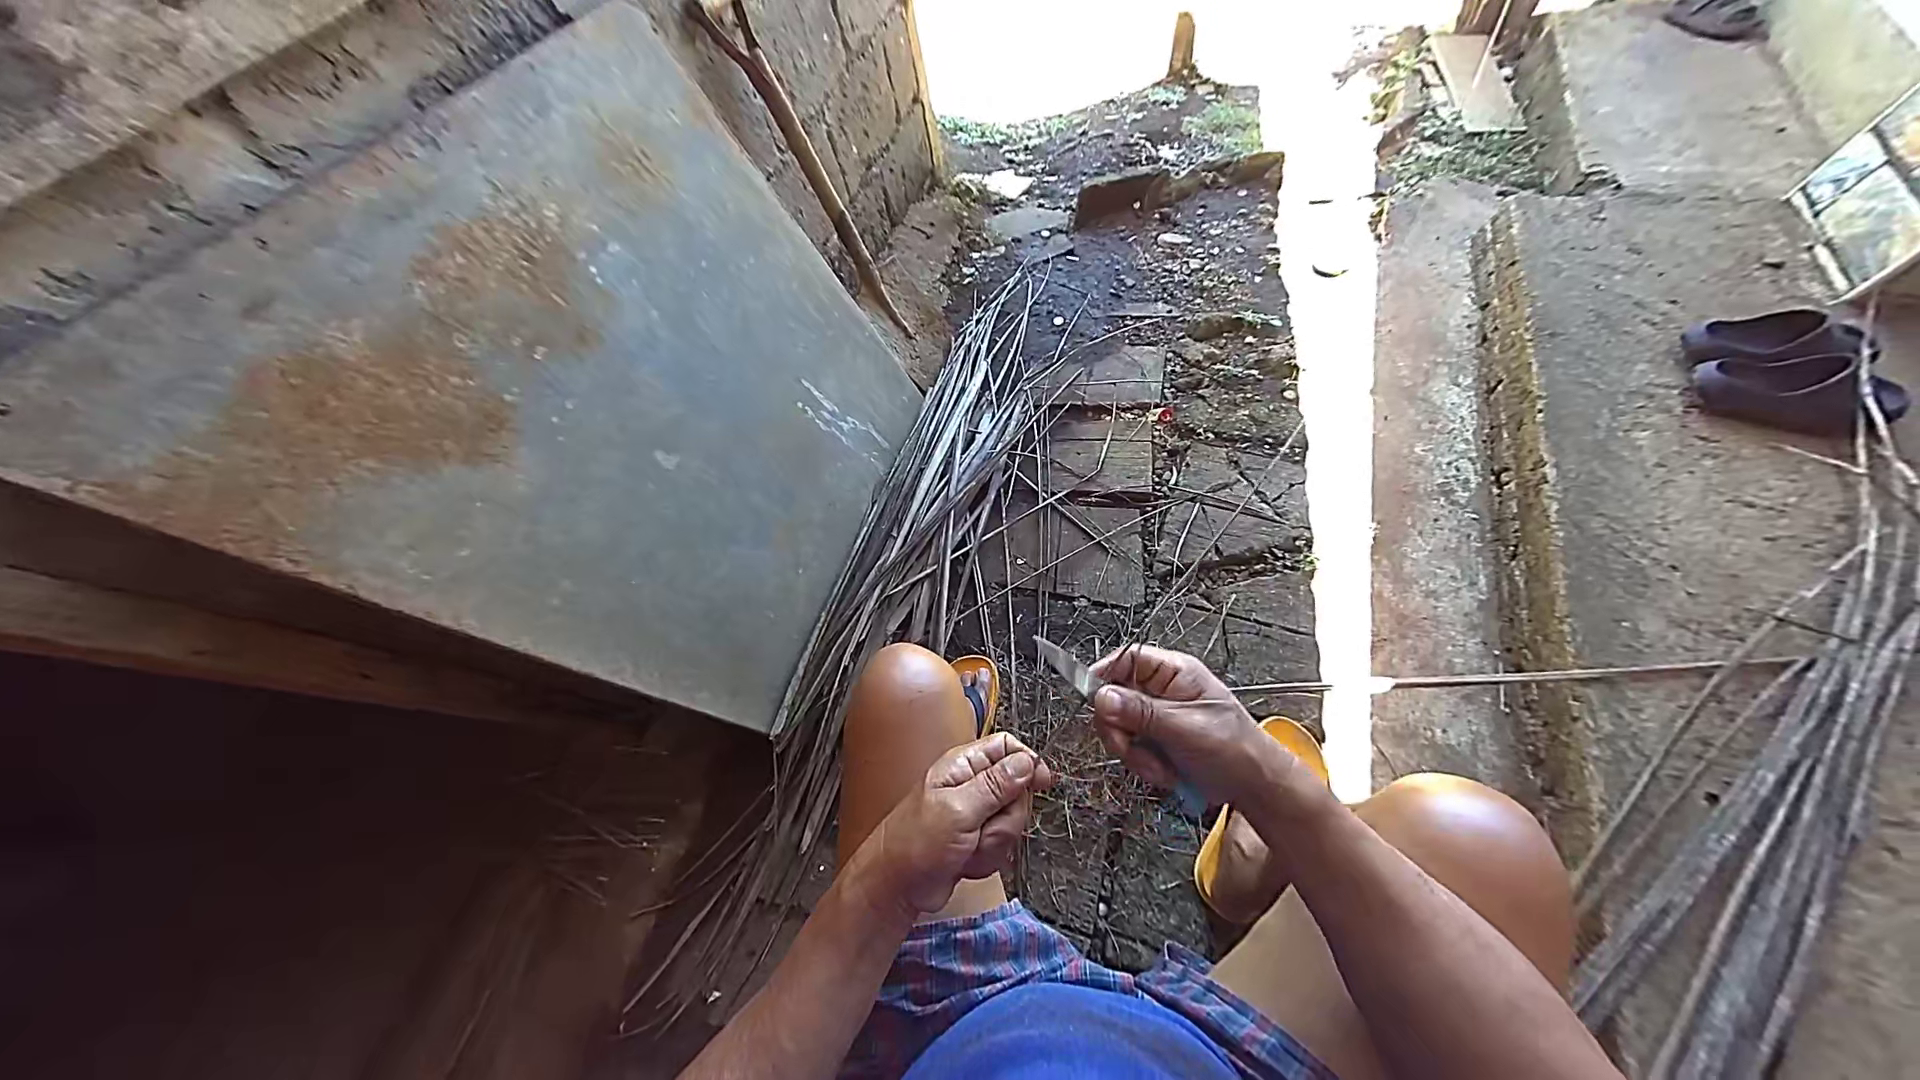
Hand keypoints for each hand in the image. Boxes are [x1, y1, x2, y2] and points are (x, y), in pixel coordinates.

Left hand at [860, 732, 1055, 916]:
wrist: (898, 887)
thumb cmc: (917, 841)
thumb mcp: (959, 810)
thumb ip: (996, 785)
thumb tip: (1028, 761)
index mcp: (964, 764)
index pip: (1007, 747)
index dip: (1028, 762)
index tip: (1041, 783)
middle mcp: (972, 784)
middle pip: (1018, 789)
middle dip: (1006, 817)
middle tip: (980, 828)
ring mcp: (976, 813)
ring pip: (1012, 821)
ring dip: (994, 841)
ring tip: (968, 847)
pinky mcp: (978, 838)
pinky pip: (1002, 844)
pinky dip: (988, 857)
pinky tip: (966, 861)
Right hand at [1090, 645, 1313, 808]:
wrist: (1255, 787)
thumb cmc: (1236, 750)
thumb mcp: (1186, 728)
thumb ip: (1142, 713)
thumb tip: (1102, 696)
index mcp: (1174, 672)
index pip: (1125, 659)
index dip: (1104, 675)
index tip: (1093, 700)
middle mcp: (1160, 689)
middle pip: (1113, 696)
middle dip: (1120, 730)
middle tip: (1133, 748)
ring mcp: (1155, 714)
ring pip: (1116, 725)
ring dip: (1133, 753)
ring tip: (1160, 767)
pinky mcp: (1152, 738)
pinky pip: (1128, 746)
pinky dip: (1140, 763)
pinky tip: (1163, 772)